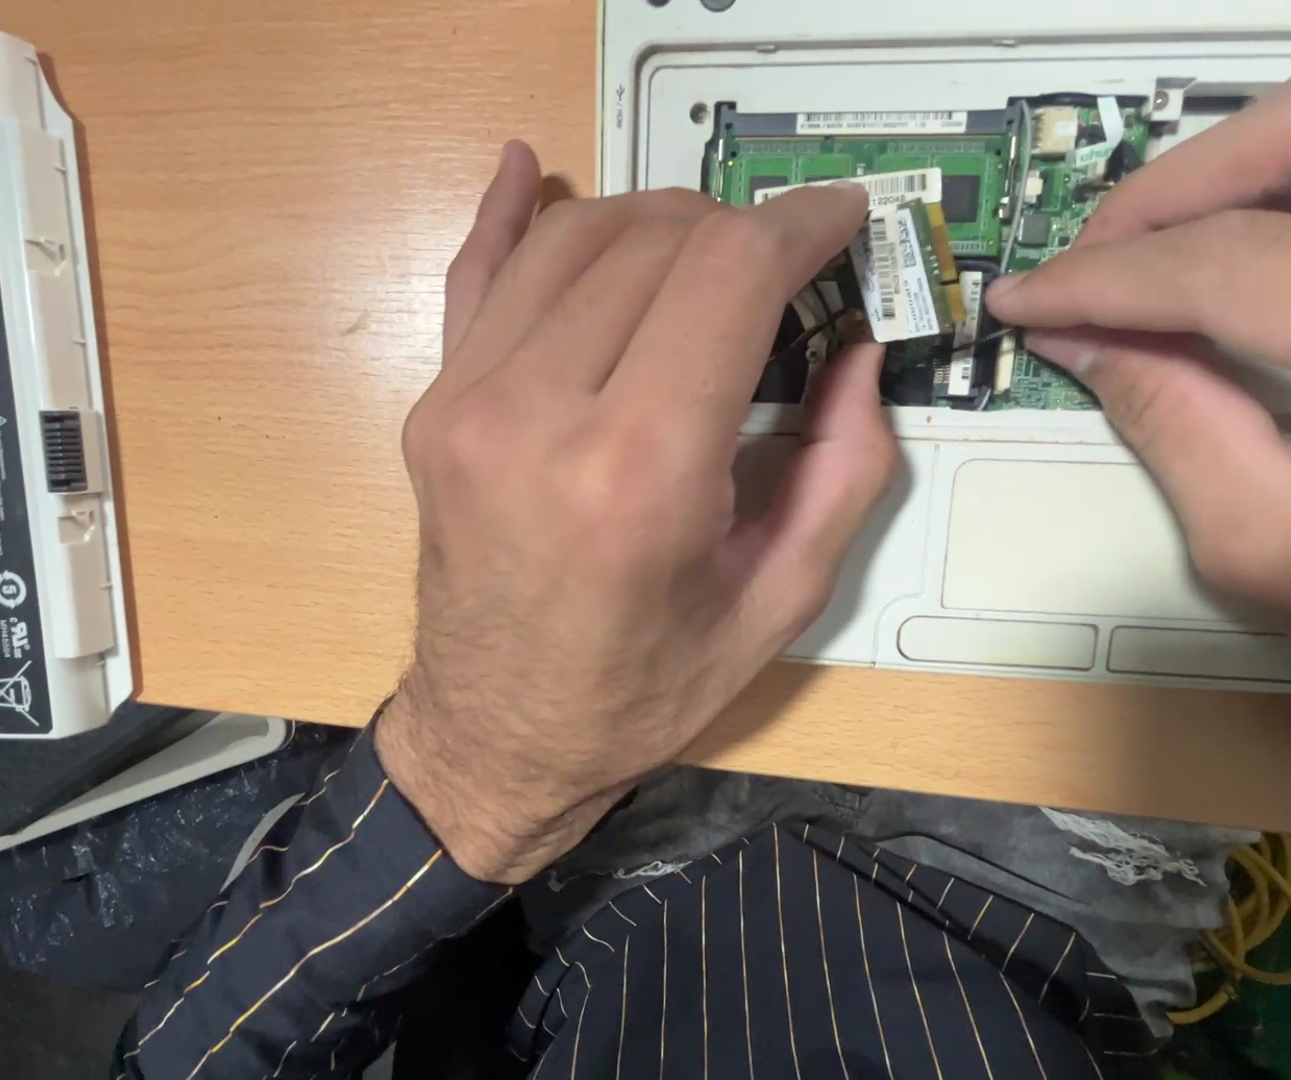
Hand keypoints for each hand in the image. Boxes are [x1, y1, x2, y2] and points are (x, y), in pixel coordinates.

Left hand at [375, 142, 896, 881]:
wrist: (498, 737)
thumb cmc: (640, 690)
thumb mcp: (774, 603)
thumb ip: (842, 467)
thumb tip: (855, 348)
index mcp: (638, 474)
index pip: (726, 275)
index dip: (798, 226)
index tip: (837, 221)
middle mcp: (538, 416)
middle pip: (653, 243)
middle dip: (735, 230)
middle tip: (779, 262)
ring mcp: (467, 403)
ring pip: (570, 240)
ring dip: (651, 220)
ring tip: (702, 248)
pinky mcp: (435, 409)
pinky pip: (473, 279)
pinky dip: (512, 216)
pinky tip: (528, 168)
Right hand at [986, 52, 1290, 787]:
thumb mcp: (1283, 552)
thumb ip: (1172, 426)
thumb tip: (1080, 336)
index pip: (1251, 263)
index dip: (1109, 276)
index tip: (1023, 299)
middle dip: (1170, 190)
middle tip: (1087, 266)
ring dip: (1233, 170)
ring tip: (1148, 257)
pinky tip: (1236, 249)